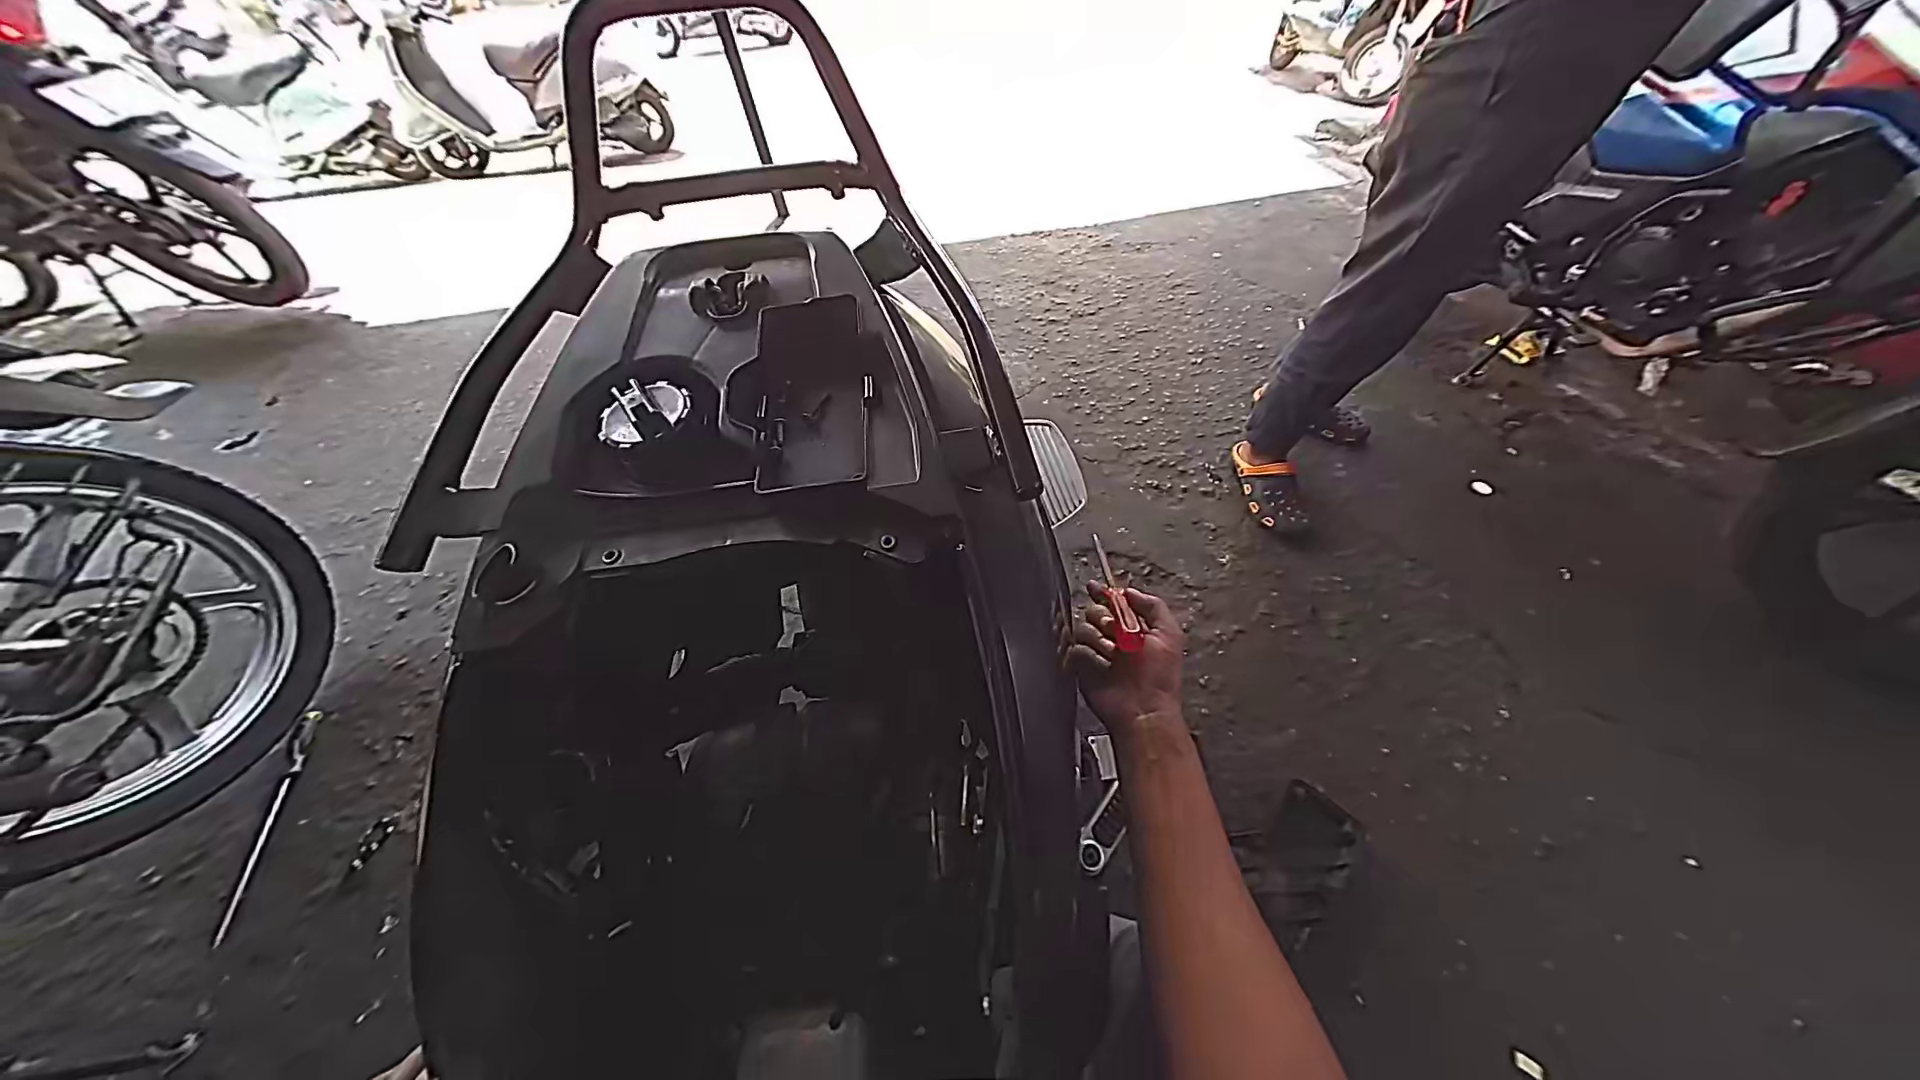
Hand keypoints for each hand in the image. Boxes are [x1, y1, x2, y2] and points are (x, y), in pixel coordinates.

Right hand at [1069, 582, 1185, 734]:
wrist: (1143, 711)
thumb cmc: (1159, 678)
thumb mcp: (1169, 634)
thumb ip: (1153, 607)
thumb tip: (1128, 592)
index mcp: (1135, 628)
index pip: (1114, 602)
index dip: (1104, 593)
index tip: (1095, 588)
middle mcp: (1114, 638)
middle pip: (1094, 611)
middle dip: (1104, 618)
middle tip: (1116, 632)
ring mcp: (1097, 652)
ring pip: (1083, 628)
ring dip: (1098, 638)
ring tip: (1113, 653)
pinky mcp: (1083, 666)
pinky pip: (1075, 648)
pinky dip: (1087, 653)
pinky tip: (1102, 662)